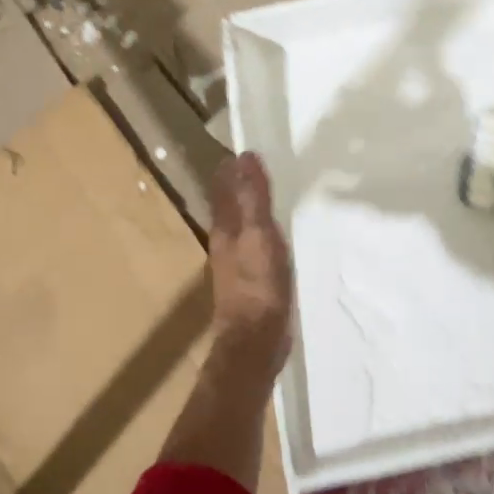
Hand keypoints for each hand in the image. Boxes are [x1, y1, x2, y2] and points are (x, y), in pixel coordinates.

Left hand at [208, 152, 292, 368]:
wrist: (255, 343)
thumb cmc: (258, 286)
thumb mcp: (259, 235)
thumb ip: (253, 198)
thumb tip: (244, 155)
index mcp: (225, 229)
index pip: (223, 189)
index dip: (230, 170)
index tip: (242, 149)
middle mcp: (224, 243)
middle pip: (227, 206)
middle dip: (237, 186)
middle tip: (253, 165)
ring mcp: (234, 265)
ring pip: (238, 226)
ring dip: (246, 208)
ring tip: (263, 194)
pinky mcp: (248, 282)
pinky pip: (251, 246)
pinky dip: (258, 232)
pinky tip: (270, 236)